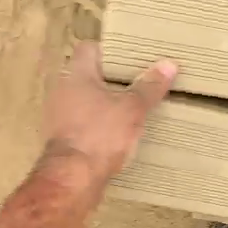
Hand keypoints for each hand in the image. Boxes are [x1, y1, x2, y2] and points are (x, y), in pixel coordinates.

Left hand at [42, 41, 176, 182]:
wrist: (72, 178)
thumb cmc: (100, 135)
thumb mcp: (132, 109)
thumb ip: (149, 87)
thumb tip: (170, 64)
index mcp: (76, 74)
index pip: (89, 48)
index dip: (110, 50)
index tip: (131, 58)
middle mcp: (62, 90)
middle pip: (86, 75)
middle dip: (109, 79)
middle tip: (136, 82)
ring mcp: (57, 116)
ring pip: (82, 100)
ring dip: (101, 103)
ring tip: (128, 108)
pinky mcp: (61, 139)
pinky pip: (81, 123)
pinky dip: (96, 124)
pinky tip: (113, 133)